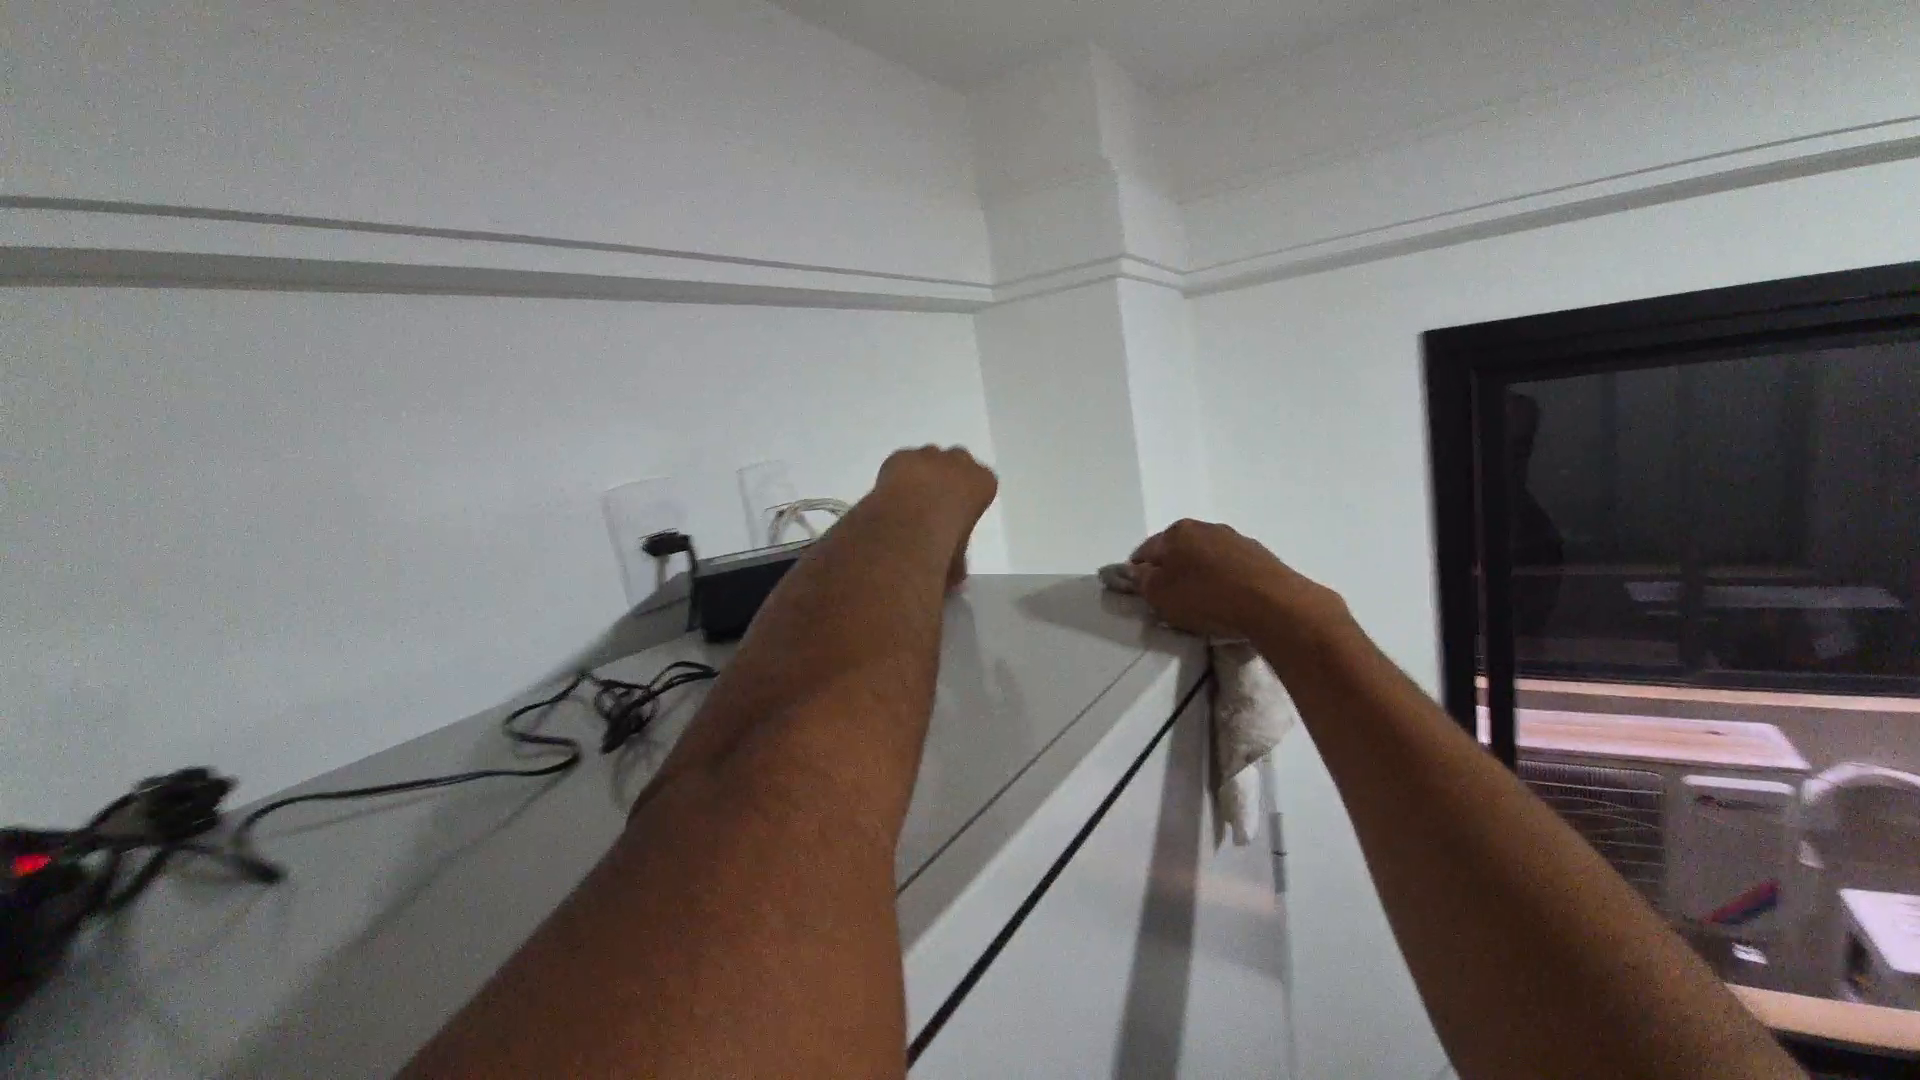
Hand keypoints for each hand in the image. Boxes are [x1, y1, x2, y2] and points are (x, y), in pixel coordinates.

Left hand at [874, 446, 998, 586]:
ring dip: (923, 474)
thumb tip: (952, 576)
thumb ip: (958, 558)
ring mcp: (930, 456)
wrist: (911, 523)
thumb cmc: (946, 542)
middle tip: (933, 503)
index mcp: (983, 483)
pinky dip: (898, 475)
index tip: (957, 513)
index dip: (969, 497)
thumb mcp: (960, 558)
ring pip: (929, 458)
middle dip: (947, 477)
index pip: (983, 483)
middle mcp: (960, 462)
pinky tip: (891, 495)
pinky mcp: (902, 456)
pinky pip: (903, 463)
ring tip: (909, 500)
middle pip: (957, 462)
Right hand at [1130, 519, 1341, 640]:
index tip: (1140, 591)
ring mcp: (1235, 539)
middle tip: (1169, 597)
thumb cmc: (1205, 597)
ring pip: (1206, 557)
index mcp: (1176, 532)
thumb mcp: (1159, 595)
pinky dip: (1223, 579)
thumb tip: (1138, 571)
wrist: (1271, 603)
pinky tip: (1226, 599)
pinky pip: (1231, 567)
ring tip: (1201, 600)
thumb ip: (1142, 581)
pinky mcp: (1260, 555)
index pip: (1146, 550)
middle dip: (1171, 569)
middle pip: (1178, 550)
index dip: (1138, 571)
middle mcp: (1205, 527)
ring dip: (1199, 573)